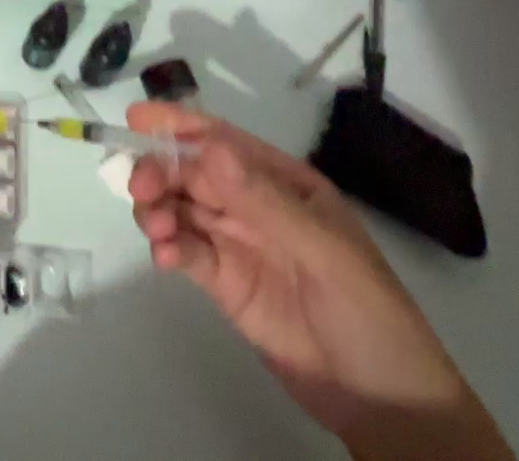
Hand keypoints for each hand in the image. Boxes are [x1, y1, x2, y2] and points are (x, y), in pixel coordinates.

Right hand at [127, 103, 512, 460]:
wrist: (382, 400)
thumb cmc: (368, 311)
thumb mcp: (324, 251)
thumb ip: (263, 201)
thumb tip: (211, 148)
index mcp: (284, 184)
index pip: (225, 143)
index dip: (180, 126)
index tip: (136, 118)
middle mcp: (253, 205)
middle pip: (192, 173)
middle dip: (160, 172)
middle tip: (140, 189)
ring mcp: (235, 243)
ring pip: (180, 209)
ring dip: (157, 210)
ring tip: (154, 230)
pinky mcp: (222, 282)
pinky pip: (185, 252)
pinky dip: (167, 248)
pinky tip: (165, 258)